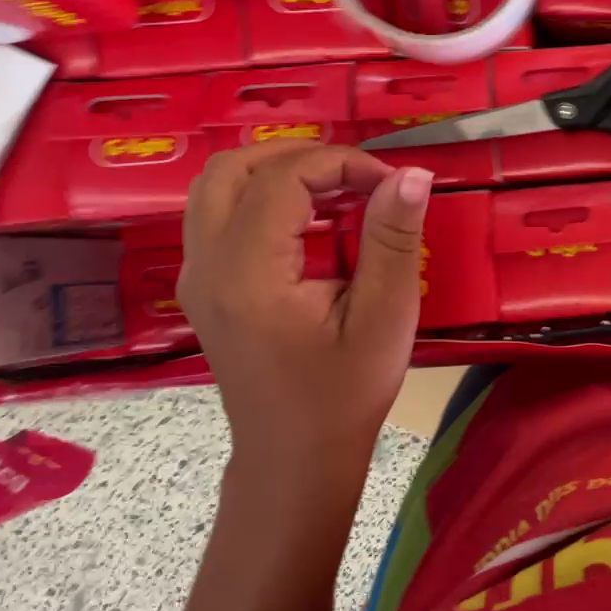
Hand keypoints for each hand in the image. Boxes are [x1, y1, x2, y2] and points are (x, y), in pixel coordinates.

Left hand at [179, 141, 433, 472]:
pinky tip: (317, 223)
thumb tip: (412, 174)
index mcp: (248, 273)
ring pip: (219, 188)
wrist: (295, 455)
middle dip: (300, 155)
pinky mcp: (206, 288)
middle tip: (358, 176)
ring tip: (340, 192)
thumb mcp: (385, 316)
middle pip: (231, 168)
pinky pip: (222, 216)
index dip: (341, 163)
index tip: (391, 183)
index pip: (282, 178)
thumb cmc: (345, 392)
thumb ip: (394, 240)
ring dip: (279, 172)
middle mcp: (207, 266)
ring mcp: (198, 277)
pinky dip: (267, 198)